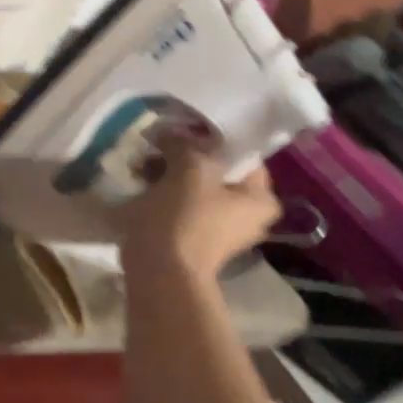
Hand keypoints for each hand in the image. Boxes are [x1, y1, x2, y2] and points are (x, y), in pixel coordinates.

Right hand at [119, 139, 278, 280]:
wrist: (159, 269)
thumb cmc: (183, 218)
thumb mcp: (189, 170)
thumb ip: (184, 145)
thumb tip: (171, 132)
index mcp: (261, 199)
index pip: (241, 157)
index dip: (209, 141)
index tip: (178, 134)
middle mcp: (249, 216)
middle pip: (215, 173)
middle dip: (182, 160)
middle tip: (153, 151)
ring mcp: (220, 231)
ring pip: (194, 191)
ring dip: (167, 177)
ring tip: (140, 170)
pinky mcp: (192, 240)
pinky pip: (179, 208)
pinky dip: (162, 198)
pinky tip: (140, 192)